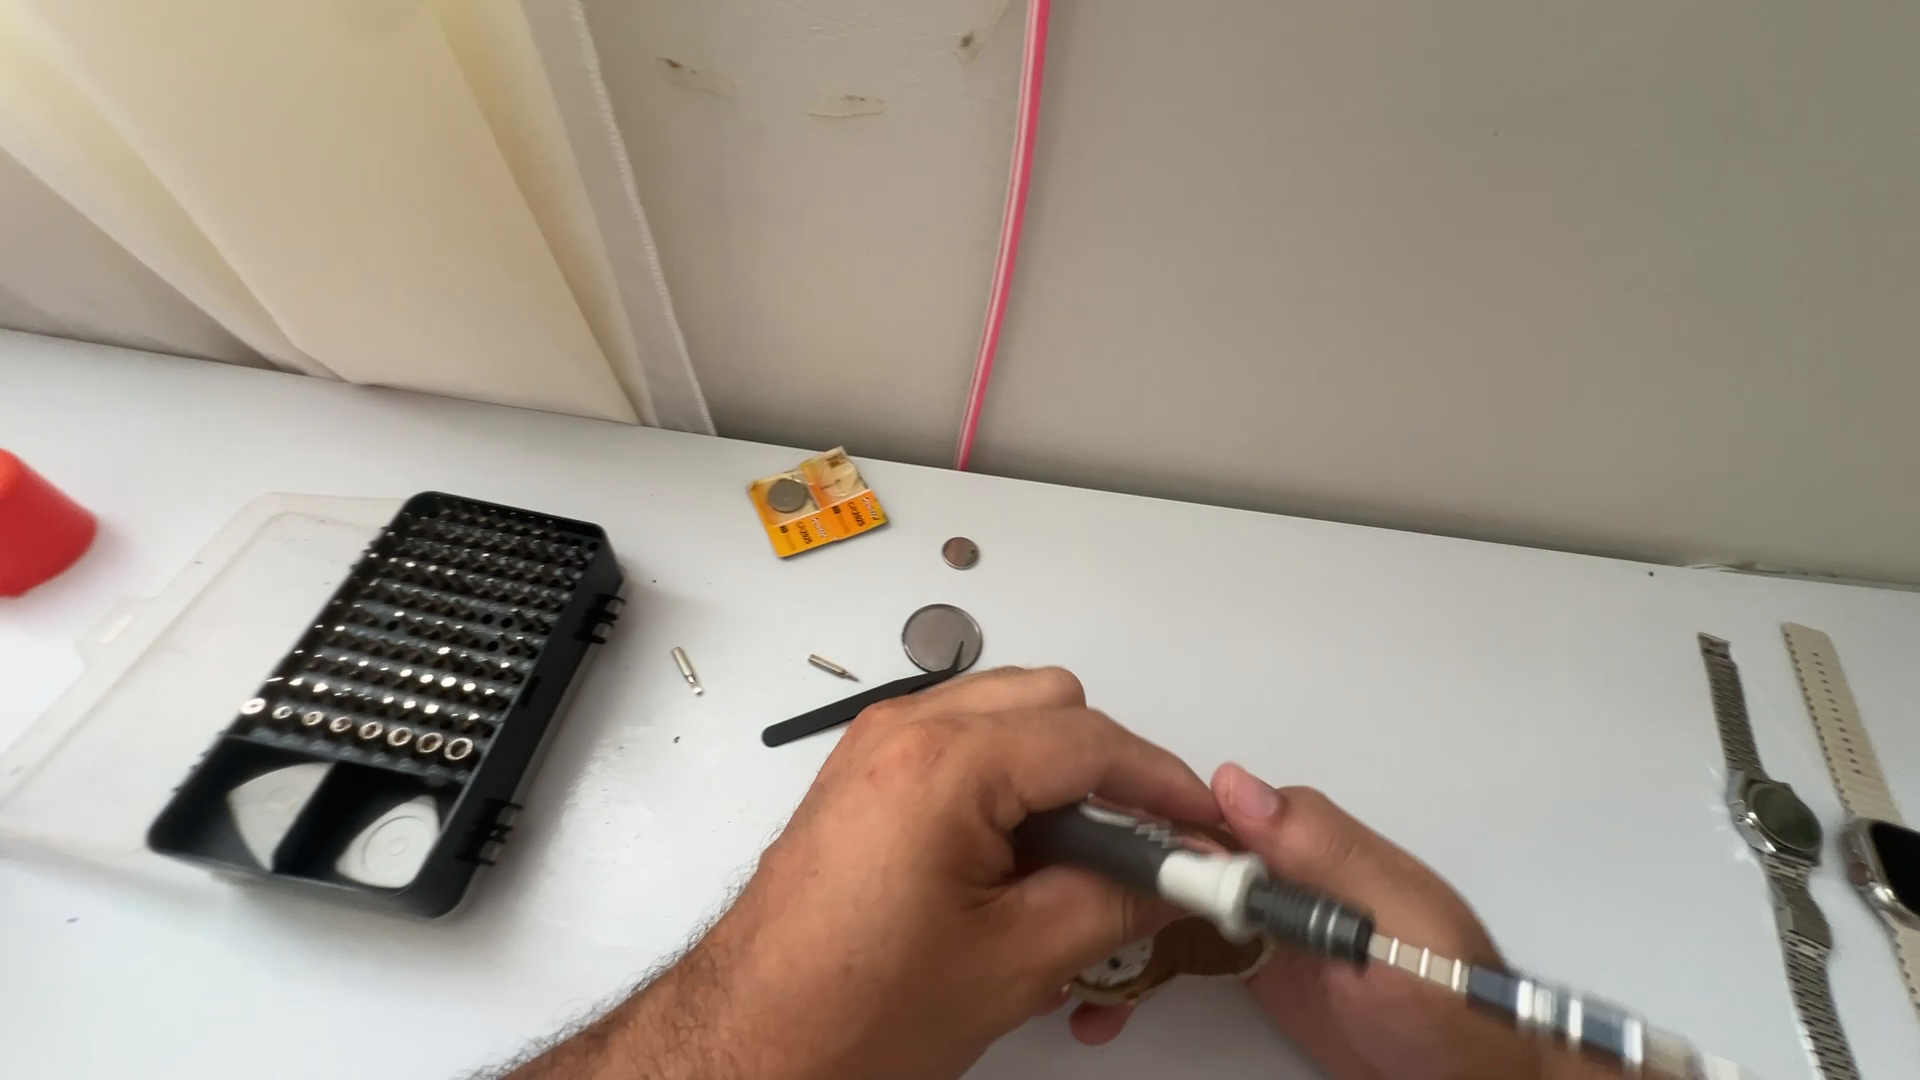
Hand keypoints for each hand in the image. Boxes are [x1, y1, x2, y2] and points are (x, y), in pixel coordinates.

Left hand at [507, 667, 1217, 1079]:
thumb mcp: (1012, 961)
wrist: (750, 1034)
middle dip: (1107, 761)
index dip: (1160, 778)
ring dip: (1056, 759)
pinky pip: (963, 728)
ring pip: (1008, 704)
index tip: (1198, 817)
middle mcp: (906, 729)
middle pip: (1050, 698)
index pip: (1087, 740)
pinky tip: (1014, 836)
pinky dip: (1007, 763)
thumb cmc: (851, 1008)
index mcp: (943, 766)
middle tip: (1136, 836)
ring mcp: (881, 738)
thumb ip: (1110, 899)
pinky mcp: (869, 759)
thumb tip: (1168, 870)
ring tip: (1073, 845)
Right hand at [1069, 763, 1583, 1079]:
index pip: (1196, 811)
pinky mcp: (1238, 956)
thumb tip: (1227, 779)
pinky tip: (1100, 1004)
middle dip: (1107, 883)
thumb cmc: (1445, 999)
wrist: (1471, 1079)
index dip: (1139, 830)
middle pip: (1166, 855)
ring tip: (1067, 981)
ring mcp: (1245, 911)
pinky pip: (1172, 948)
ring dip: (1110, 930)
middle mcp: (1259, 861)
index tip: (1083, 858)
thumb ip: (1321, 849)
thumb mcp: (1392, 920)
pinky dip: (1135, 970)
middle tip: (1057, 926)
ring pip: (1158, 902)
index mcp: (1291, 834)